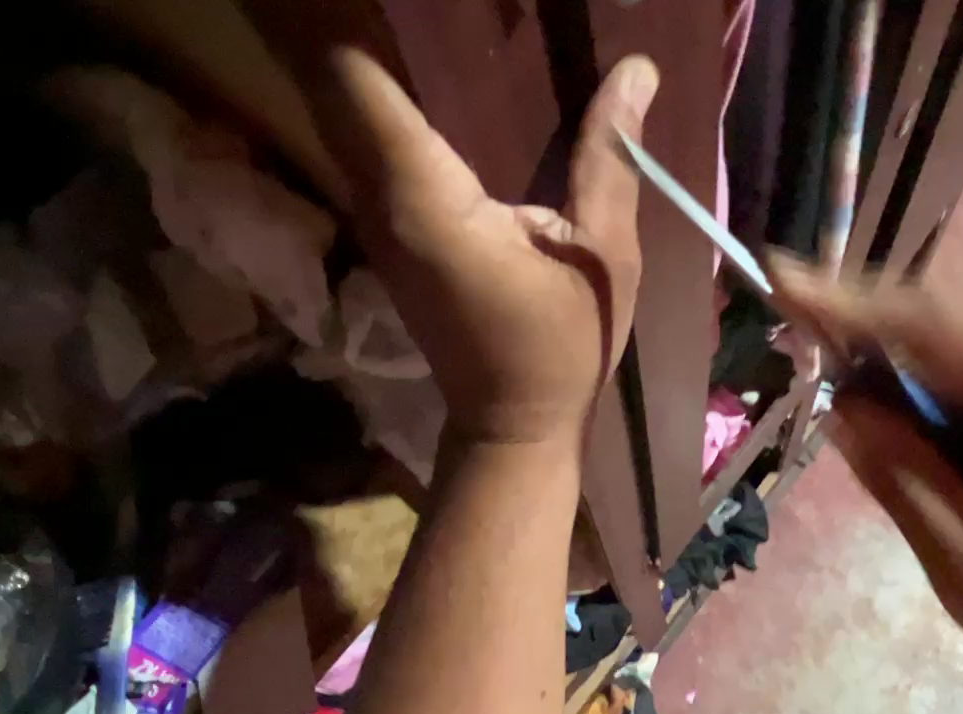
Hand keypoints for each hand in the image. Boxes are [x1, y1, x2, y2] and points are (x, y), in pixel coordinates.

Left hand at [295, 48, 657, 447]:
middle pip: (326, 76)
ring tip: (417, 26)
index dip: (358, 14)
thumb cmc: (563, 348)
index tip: (417, 2)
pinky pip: (361, 142)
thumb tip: (637, 71)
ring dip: (358, 53)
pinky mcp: (385, 232)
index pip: (350, 70)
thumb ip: (609, 159)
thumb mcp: (605, 257)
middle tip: (427, 9)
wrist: (513, 423)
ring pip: (335, 107)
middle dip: (346, 20)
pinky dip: (376, 97)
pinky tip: (425, 78)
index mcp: (427, 197)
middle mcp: (378, 198)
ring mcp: (373, 218)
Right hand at [768, 259, 962, 689]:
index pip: (937, 328)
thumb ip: (906, 486)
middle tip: (808, 345)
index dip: (851, 303)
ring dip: (908, 359)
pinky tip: (921, 420)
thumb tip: (845, 410)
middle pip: (955, 321)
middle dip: (872, 327)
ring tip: (856, 392)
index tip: (784, 281)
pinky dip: (945, 381)